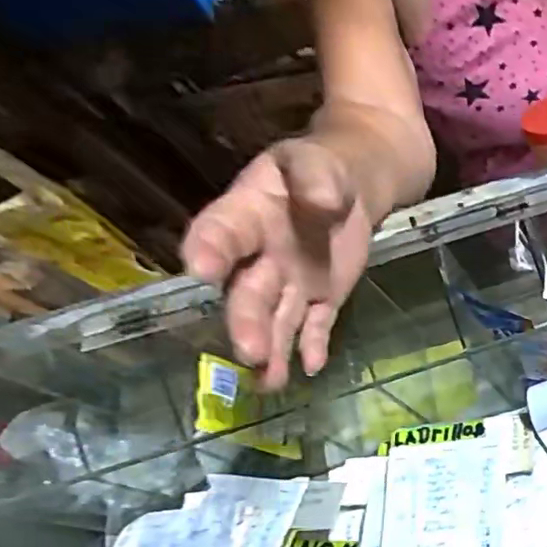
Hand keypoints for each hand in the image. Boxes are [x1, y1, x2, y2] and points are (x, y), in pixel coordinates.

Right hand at [180, 137, 372, 389]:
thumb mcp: (316, 164)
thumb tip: (322, 201)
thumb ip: (315, 179)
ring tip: (269, 382)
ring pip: (278, 319)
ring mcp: (292, 282)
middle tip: (250, 354)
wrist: (348, 190)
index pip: (224, 233)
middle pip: (249, 294)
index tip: (199, 270)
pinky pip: (316, 325)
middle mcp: (262, 256)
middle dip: (248, 324)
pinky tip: (309, 369)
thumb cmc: (320, 170)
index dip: (210, 250)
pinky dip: (313, 346)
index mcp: (249, 214)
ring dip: (274, 349)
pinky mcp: (322, 298)